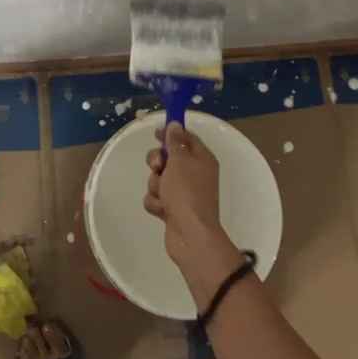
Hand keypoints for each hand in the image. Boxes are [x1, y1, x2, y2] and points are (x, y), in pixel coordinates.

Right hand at [144, 122, 244, 305]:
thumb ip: (175, 142)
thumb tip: (176, 124)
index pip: (186, 138)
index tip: (156, 134)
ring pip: (160, 179)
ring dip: (155, 185)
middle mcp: (195, 174)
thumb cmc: (186, 193)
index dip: (171, 134)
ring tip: (162, 195)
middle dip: (157, 163)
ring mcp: (184, 193)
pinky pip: (157, 198)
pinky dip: (156, 203)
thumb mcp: (180, 161)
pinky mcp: (174, 209)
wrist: (190, 235)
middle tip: (157, 167)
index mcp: (202, 159)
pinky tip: (161, 209)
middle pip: (169, 158)